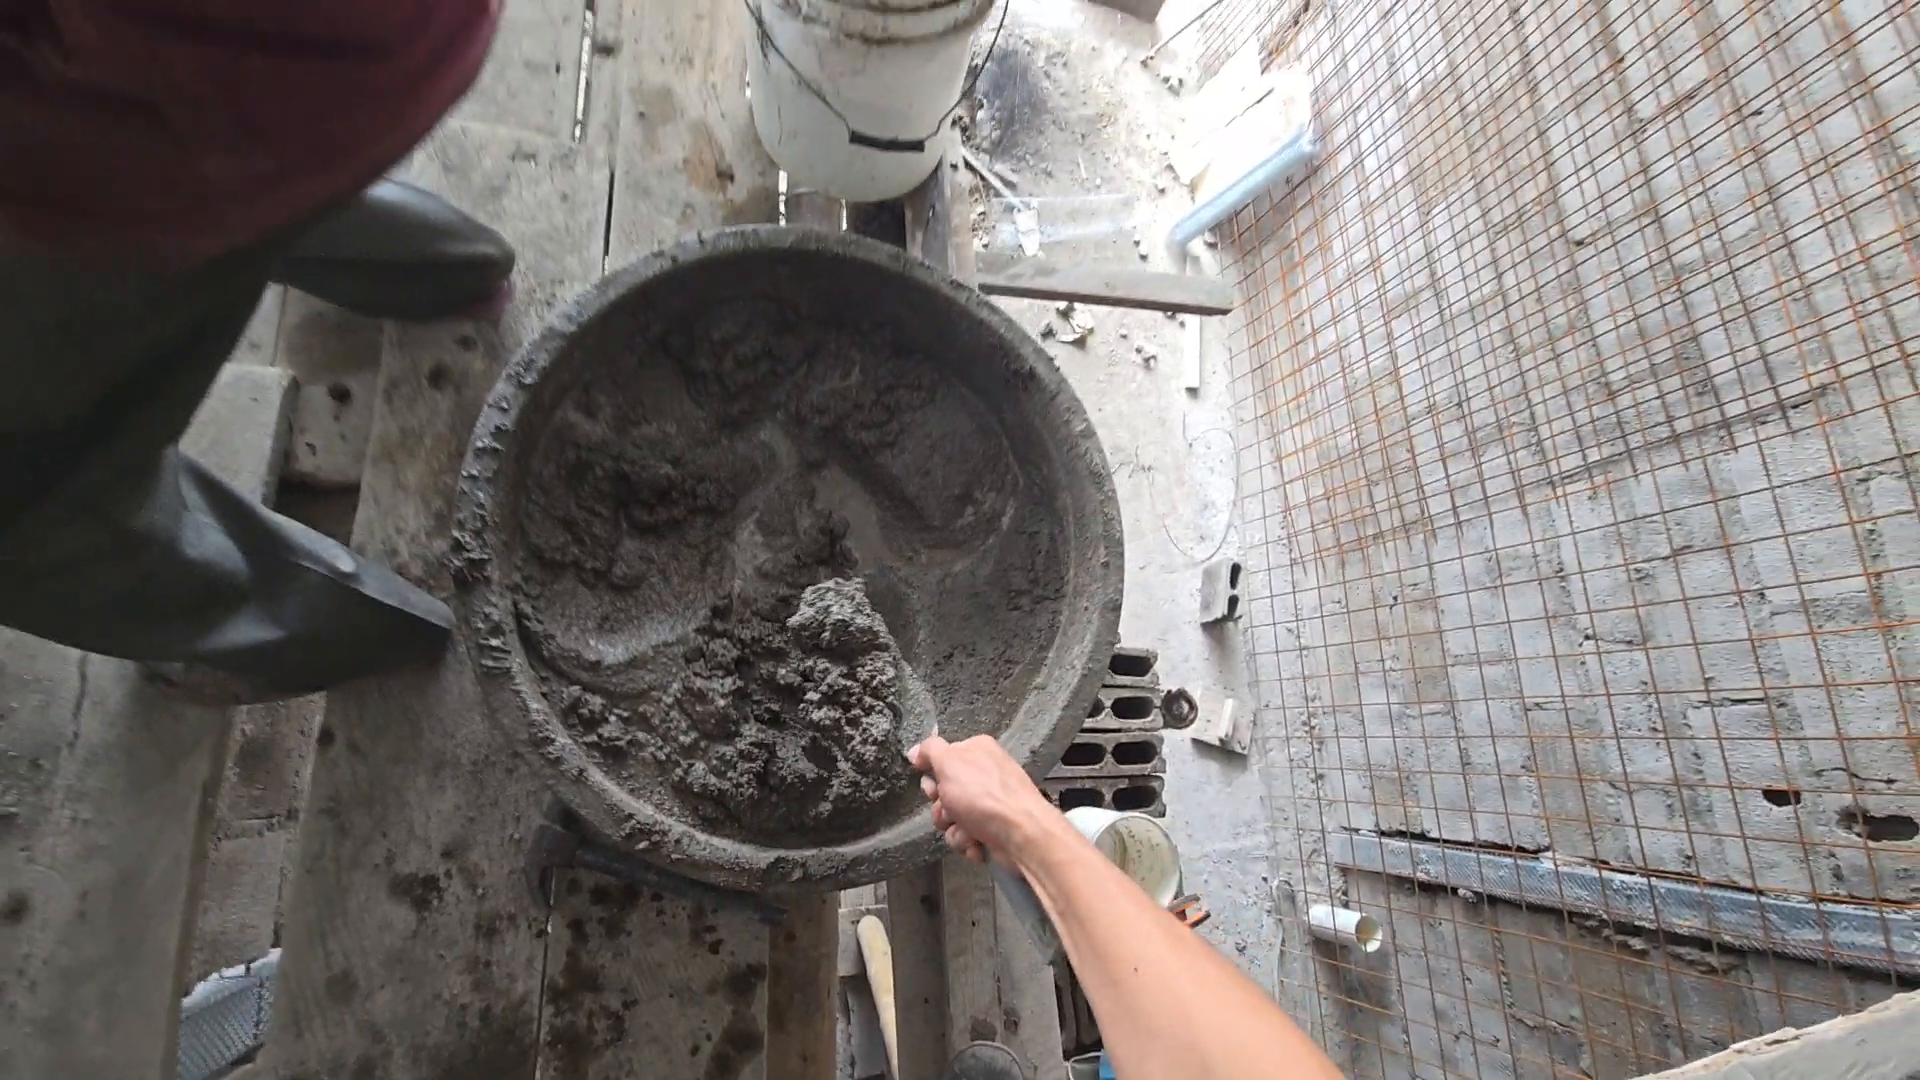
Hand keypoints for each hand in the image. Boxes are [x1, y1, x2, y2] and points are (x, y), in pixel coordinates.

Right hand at [907, 734, 1062, 866]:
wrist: (1022, 834)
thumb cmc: (984, 795)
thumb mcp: (950, 763)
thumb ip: (930, 751)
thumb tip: (915, 750)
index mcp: (976, 751)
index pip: (941, 760)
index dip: (933, 778)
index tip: (934, 789)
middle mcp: (984, 773)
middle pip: (944, 792)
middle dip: (942, 808)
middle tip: (951, 812)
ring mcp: (989, 802)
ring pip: (952, 818)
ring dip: (955, 829)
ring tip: (969, 831)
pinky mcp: (993, 828)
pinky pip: (966, 835)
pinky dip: (968, 841)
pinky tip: (978, 842)